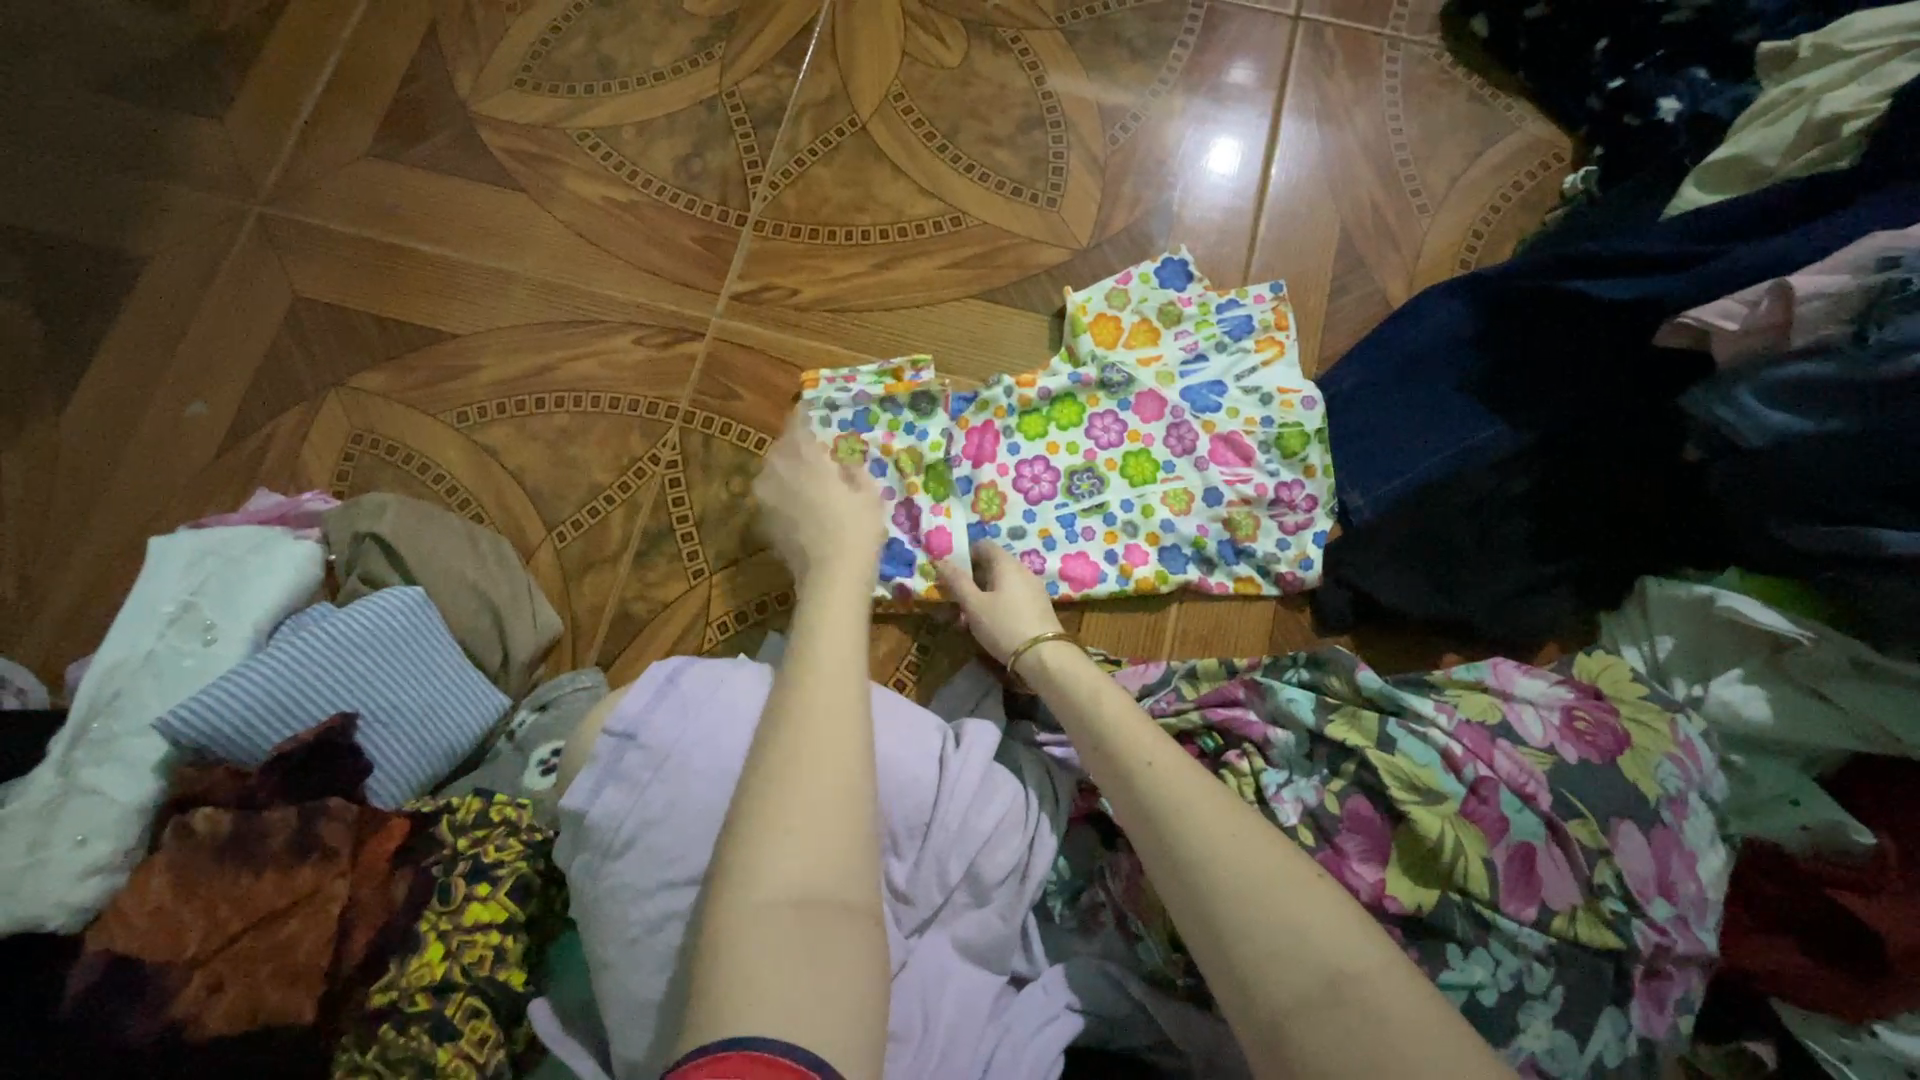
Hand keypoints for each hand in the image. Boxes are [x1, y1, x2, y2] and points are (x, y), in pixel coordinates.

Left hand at [753, 410, 885, 587]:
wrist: (831, 577)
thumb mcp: (870, 493)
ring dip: (788, 472)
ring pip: (773, 471)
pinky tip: (803, 509)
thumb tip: (845, 460)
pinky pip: (772, 496)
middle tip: (818, 454)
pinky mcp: (762, 520)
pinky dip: (784, 496)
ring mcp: (765, 496)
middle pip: (782, 446)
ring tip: (810, 482)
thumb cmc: (858, 530)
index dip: (806, 415)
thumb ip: (854, 469)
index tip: (814, 412)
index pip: (798, 421)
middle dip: (797, 447)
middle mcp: (777, 469)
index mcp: (804, 455)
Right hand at [936, 542, 1064, 664]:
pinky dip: (997, 605)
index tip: (951, 573)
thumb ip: (956, 581)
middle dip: (971, 581)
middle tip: (955, 601)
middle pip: (992, 566)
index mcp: (1006, 564)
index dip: (965, 555)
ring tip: (967, 621)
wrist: (1044, 656)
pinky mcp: (1039, 606)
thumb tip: (940, 560)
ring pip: (1001, 585)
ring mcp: (1033, 588)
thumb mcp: (973, 605)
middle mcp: (1023, 570)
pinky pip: (1013, 597)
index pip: (983, 545)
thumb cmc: (1003, 626)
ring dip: (982, 597)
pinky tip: (988, 626)